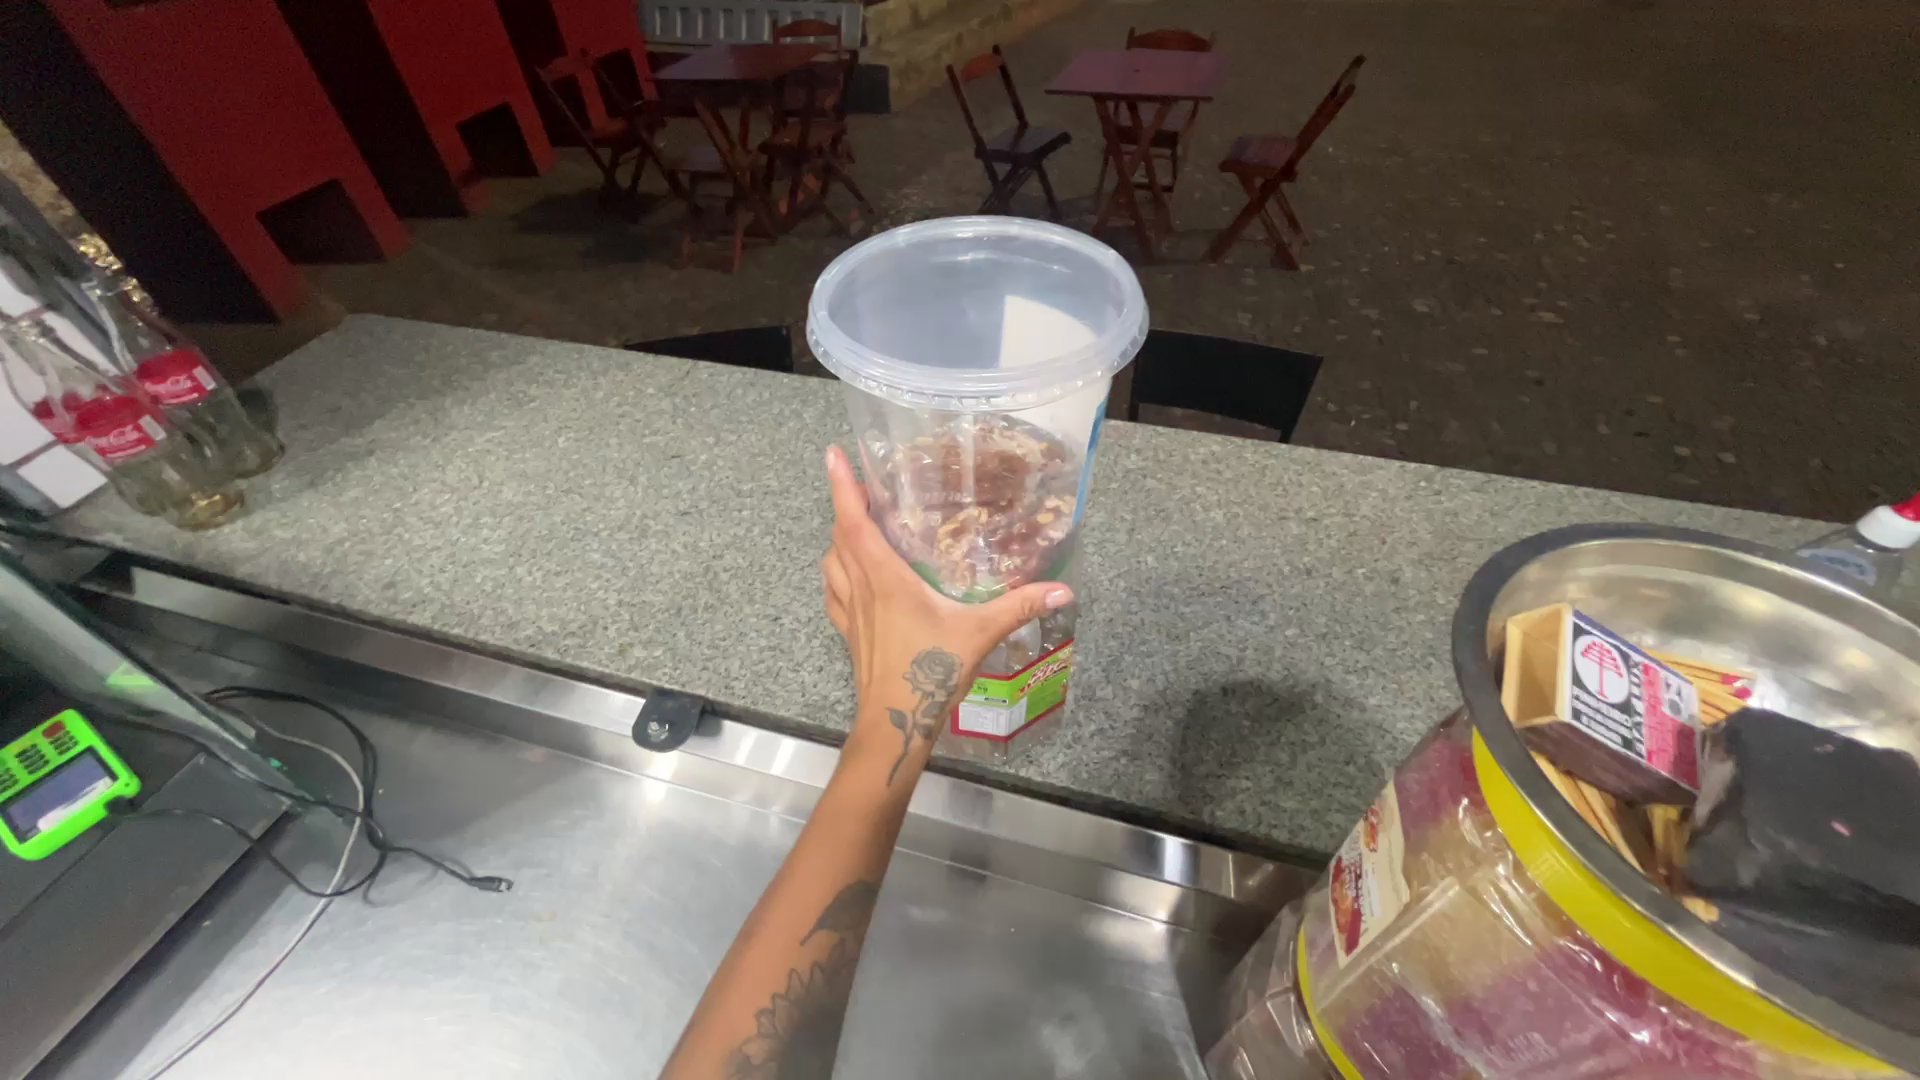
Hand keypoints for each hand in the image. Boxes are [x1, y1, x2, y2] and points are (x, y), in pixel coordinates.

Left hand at [820, 444, 1071, 782]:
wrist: (893, 724)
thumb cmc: (928, 673)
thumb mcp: (978, 634)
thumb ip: (1019, 607)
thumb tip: (1063, 588)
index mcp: (885, 579)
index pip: (854, 522)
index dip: (842, 486)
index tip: (833, 453)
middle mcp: (860, 588)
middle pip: (839, 535)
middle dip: (842, 504)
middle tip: (855, 481)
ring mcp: (849, 612)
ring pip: (831, 562)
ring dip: (837, 537)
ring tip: (853, 523)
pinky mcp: (848, 633)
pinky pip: (832, 592)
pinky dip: (835, 573)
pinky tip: (847, 576)